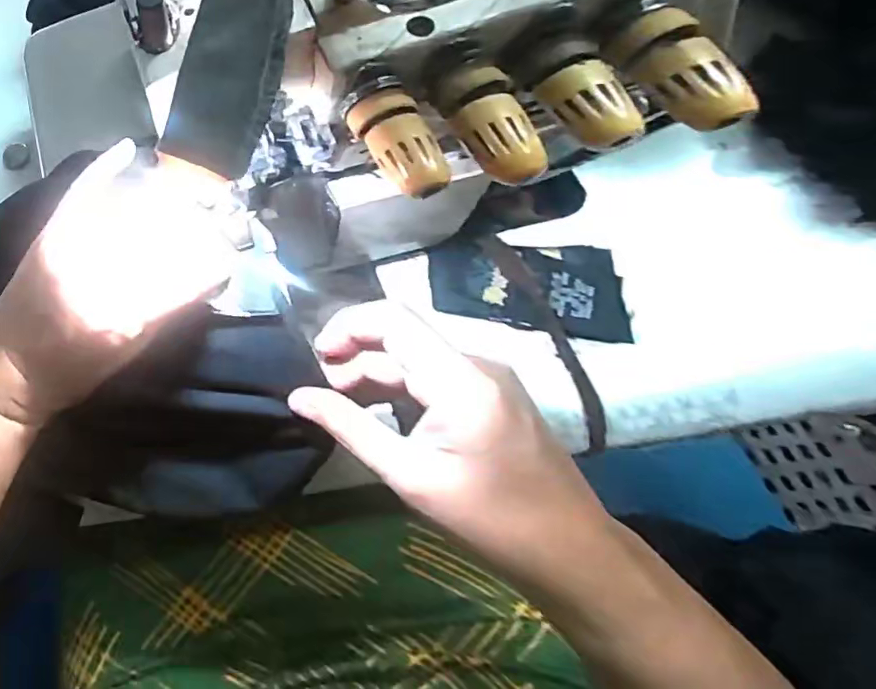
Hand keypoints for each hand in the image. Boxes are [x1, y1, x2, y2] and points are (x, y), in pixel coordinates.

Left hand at [0, 139, 234, 428]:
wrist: (6, 368)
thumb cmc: (72, 373)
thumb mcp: (132, 355)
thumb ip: (169, 312)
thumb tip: (205, 271)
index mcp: (125, 318)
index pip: (189, 274)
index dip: (215, 261)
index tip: (225, 256)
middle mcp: (98, 277)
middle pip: (162, 234)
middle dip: (192, 229)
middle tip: (206, 227)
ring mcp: (70, 248)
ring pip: (130, 209)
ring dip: (160, 203)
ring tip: (178, 202)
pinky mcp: (49, 233)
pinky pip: (82, 191)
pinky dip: (104, 168)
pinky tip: (125, 151)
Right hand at [287, 302, 612, 586]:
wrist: (577, 557)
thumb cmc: (492, 521)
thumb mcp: (410, 477)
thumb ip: (350, 428)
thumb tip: (298, 397)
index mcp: (460, 379)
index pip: (392, 318)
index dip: (346, 326)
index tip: (317, 358)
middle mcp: (476, 364)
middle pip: (400, 335)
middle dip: (354, 353)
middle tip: (325, 390)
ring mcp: (487, 377)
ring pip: (414, 354)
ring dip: (374, 371)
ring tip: (344, 403)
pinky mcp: (490, 393)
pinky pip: (433, 372)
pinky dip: (399, 384)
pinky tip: (380, 411)